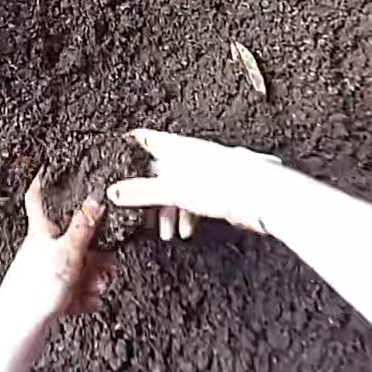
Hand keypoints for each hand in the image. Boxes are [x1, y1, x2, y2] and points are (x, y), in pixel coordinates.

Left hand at [0, 172, 113, 334]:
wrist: (17, 334)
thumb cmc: (33, 290)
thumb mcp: (67, 251)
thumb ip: (83, 225)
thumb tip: (95, 199)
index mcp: (42, 229)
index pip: (39, 196)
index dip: (44, 179)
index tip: (50, 165)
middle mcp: (43, 246)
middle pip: (73, 235)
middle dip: (94, 248)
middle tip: (105, 259)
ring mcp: (46, 270)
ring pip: (77, 263)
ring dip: (93, 274)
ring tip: (97, 285)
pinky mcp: (49, 294)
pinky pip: (74, 287)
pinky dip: (84, 294)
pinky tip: (88, 301)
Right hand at [107, 128, 292, 239]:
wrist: (259, 195)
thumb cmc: (218, 183)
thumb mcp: (172, 189)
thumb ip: (141, 192)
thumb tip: (113, 191)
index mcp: (176, 146)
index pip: (145, 139)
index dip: (129, 146)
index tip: (115, 155)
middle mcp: (190, 154)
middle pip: (160, 169)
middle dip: (148, 193)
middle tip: (139, 213)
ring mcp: (205, 170)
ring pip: (178, 187)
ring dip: (169, 210)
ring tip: (167, 232)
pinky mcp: (218, 187)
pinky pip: (194, 198)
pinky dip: (187, 214)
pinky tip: (187, 230)